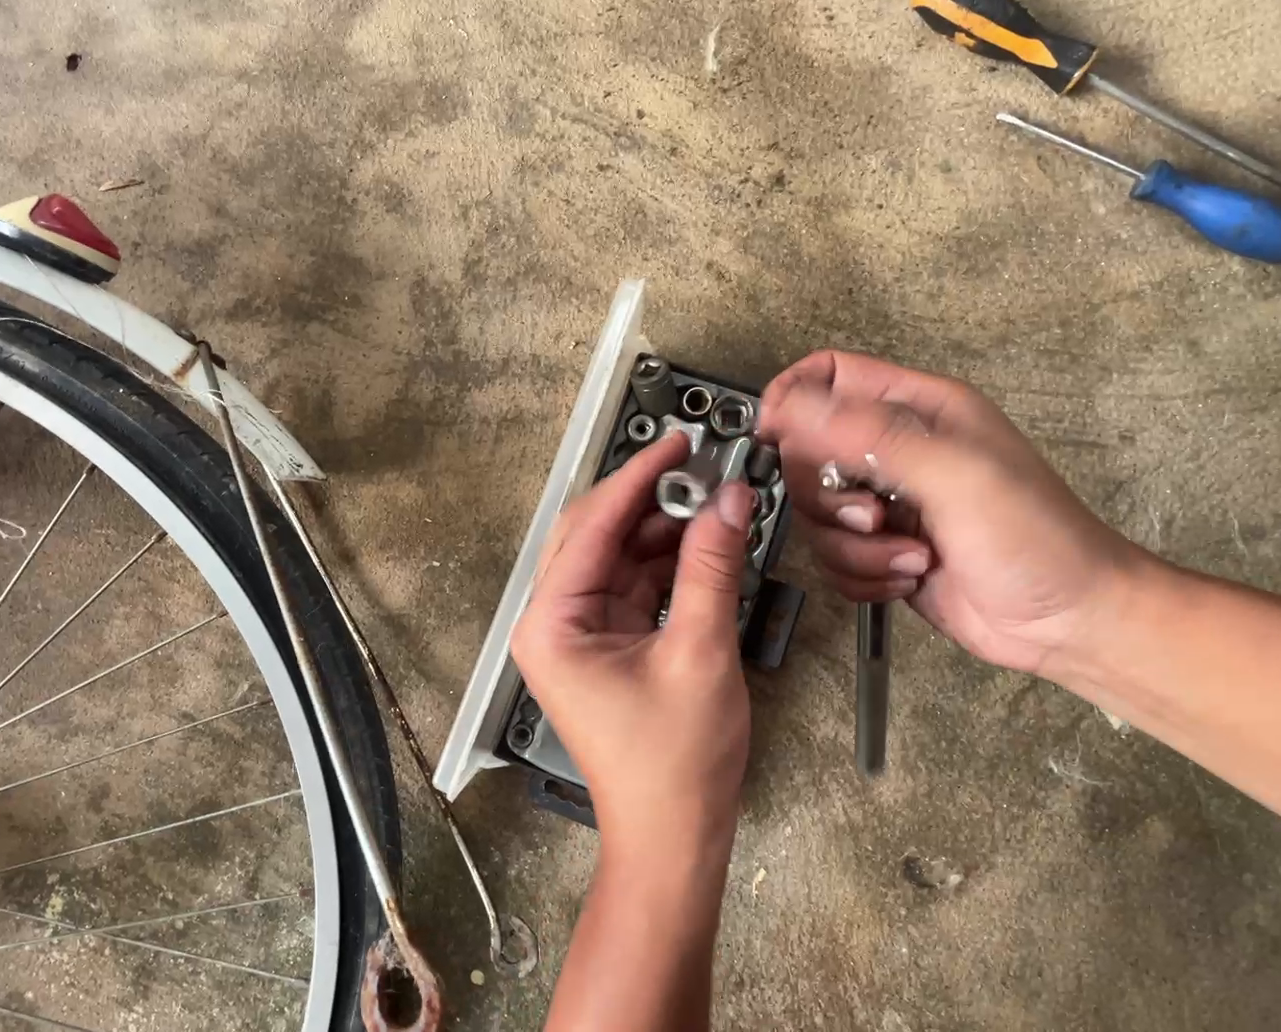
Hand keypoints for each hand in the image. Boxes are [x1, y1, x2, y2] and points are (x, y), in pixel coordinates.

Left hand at [511, 431, 756, 855]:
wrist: (674, 835)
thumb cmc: (674, 764)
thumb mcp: (699, 652)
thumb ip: (711, 568)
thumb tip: (729, 500)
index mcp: (550, 624)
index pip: (591, 527)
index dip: (637, 479)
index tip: (676, 444)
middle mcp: (552, 622)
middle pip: (596, 534)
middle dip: (648, 500)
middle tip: (700, 469)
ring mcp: (577, 631)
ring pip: (617, 555)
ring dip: (662, 529)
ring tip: (712, 504)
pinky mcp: (604, 641)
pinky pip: (631, 583)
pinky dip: (665, 562)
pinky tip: (702, 543)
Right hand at [758, 351, 1150, 675]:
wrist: (1067, 622)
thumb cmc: (1035, 537)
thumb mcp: (954, 472)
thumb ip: (869, 433)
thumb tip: (791, 405)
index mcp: (915, 409)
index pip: (828, 376)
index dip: (792, 400)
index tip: (776, 440)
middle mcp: (894, 450)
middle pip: (805, 453)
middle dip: (827, 497)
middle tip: (872, 515)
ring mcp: (885, 502)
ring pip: (814, 515)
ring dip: (853, 547)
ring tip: (909, 556)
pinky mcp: (879, 549)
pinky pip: (830, 558)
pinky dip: (861, 576)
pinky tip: (908, 577)